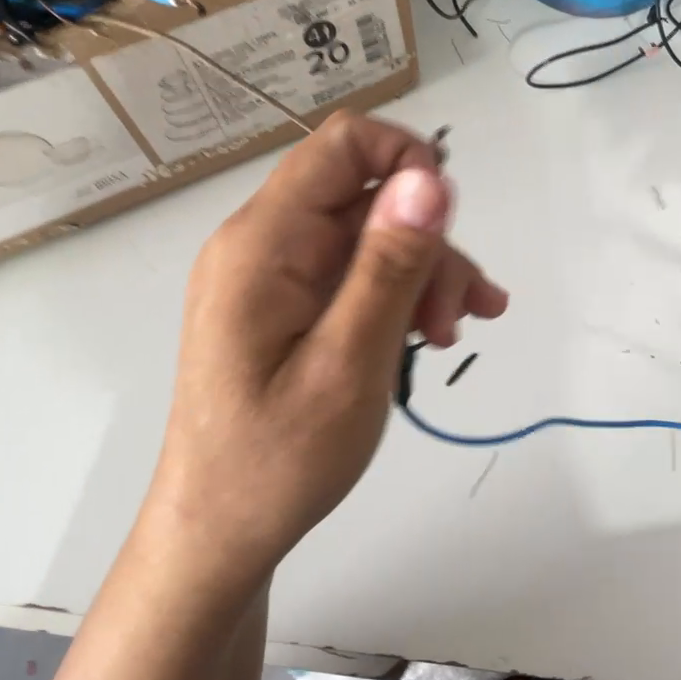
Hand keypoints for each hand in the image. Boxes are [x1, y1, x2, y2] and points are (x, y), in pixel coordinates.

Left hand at [150, 112, 507, 577]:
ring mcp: (275, 276)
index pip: (343, 145)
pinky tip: (435, 334)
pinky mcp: (288, 306)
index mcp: (265, 244)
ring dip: (425, 275)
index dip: (408, 161)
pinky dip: (402, 295)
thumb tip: (430, 177)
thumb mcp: (350, 362)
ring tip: (454, 334)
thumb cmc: (278, 460)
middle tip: (460, 314)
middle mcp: (264, 245)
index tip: (449, 224)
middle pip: (367, 197)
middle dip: (427, 243)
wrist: (220, 534)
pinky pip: (357, 274)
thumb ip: (390, 266)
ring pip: (372, 237)